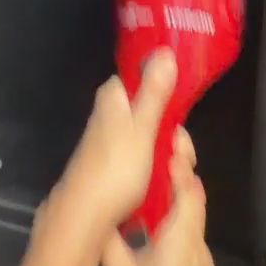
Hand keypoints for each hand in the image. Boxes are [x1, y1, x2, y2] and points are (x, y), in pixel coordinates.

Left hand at [50, 50, 176, 231]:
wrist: (84, 215)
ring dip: (165, 152)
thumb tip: (165, 50)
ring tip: (174, 172)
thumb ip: (154, 91)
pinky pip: (141, 155)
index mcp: (113, 96)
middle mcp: (108, 112)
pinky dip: (153, 165)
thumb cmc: (115, 168)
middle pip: (150, 110)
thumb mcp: (142, 127)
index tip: (181, 117)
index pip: (142, 78)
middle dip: (170, 131)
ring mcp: (109, 139)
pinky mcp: (111, 162)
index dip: (166, 92)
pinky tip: (160, 182)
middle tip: (181, 155)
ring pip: (149, 135)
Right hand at [102, 129, 214, 265]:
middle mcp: (197, 249)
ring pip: (191, 221)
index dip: (179, 158)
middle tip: (163, 142)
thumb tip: (98, 210)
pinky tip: (152, 226)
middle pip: (193, 200)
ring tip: (151, 176)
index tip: (168, 131)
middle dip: (179, 171)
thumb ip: (109, 239)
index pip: (187, 187)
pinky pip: (188, 241)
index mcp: (181, 239)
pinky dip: (175, 222)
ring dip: (176, 197)